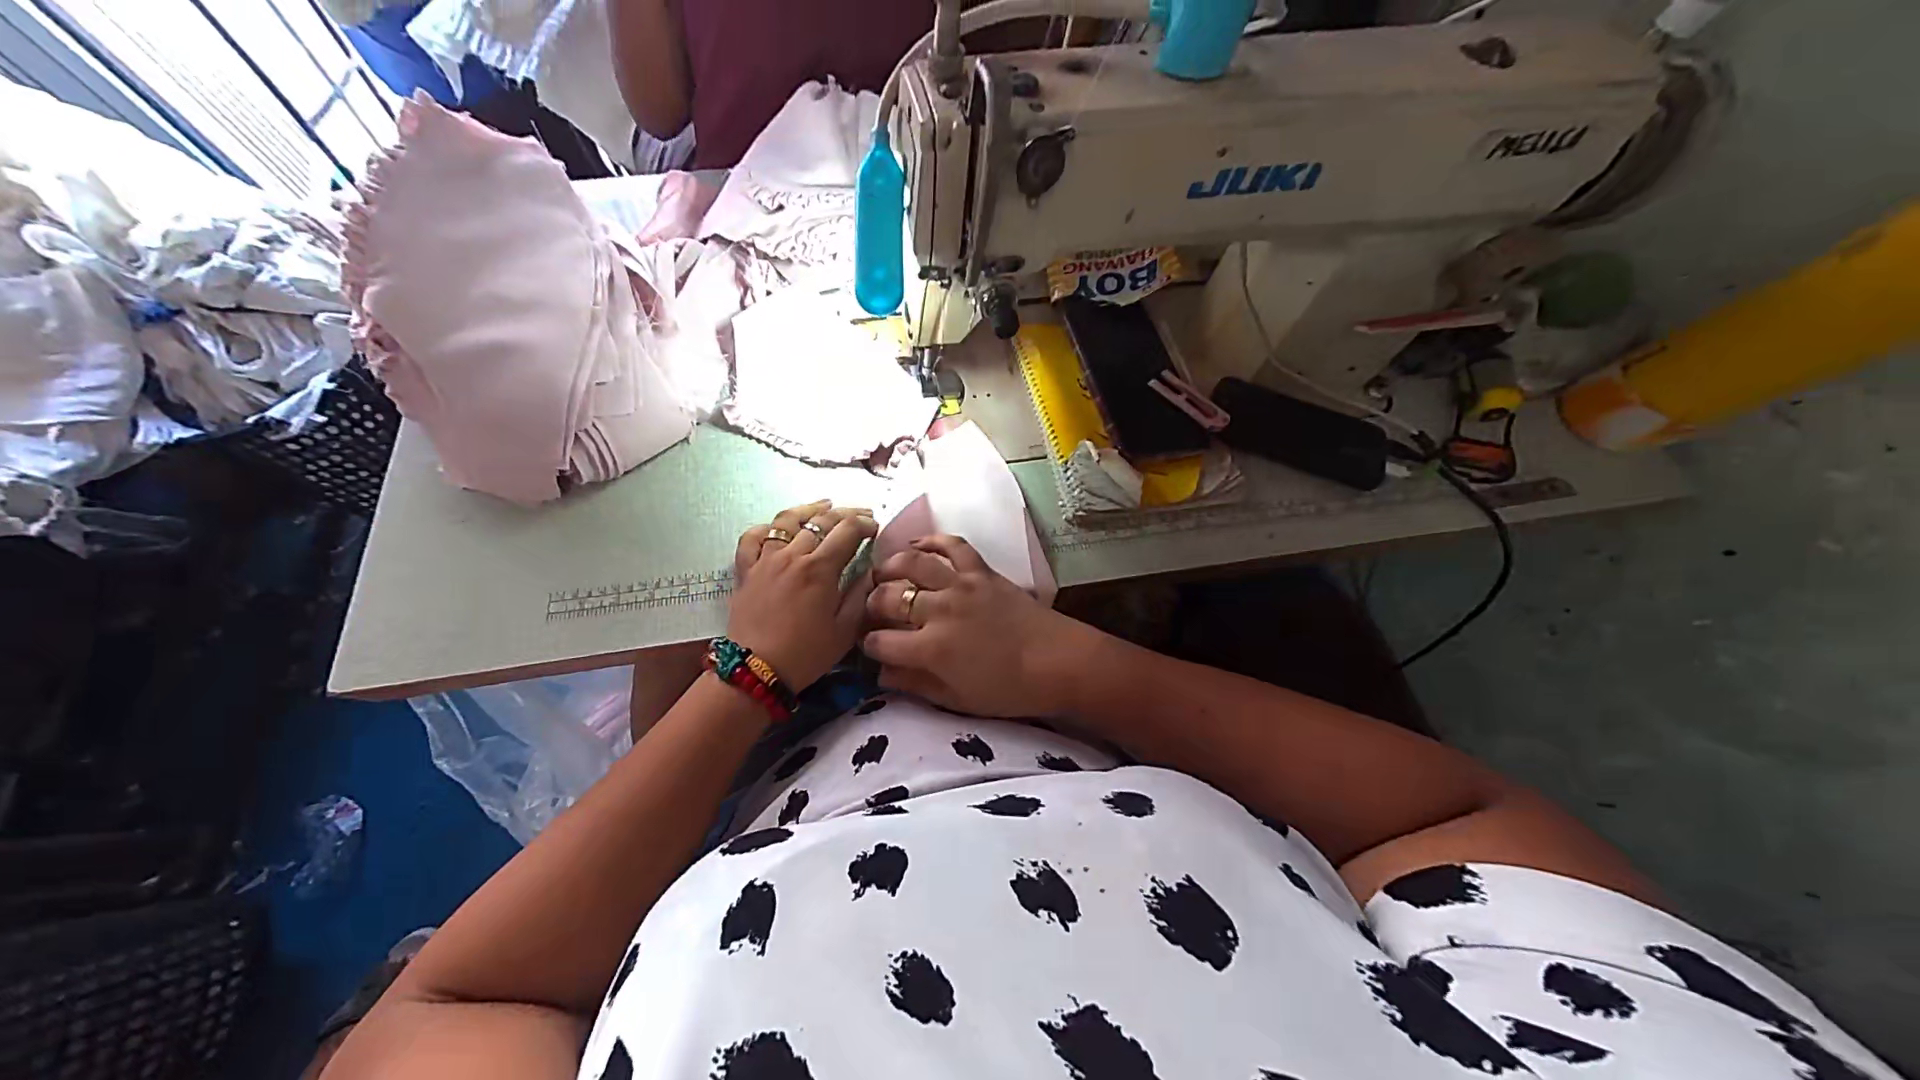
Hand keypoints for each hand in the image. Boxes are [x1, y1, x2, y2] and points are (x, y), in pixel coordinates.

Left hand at [728, 500, 876, 690]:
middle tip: (861, 515)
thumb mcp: (845, 630)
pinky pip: (752, 538)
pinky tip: (777, 526)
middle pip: (821, 520)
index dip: (865, 523)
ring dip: (809, 509)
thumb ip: (860, 595)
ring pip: (787, 520)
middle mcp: (793, 556)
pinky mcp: (746, 570)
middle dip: (846, 513)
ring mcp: (766, 560)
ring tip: (823, 506)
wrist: (757, 670)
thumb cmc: (807, 654)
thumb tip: (870, 571)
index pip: (848, 531)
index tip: (875, 527)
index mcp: (820, 569)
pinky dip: (766, 527)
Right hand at [862, 535, 1101, 717]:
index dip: (868, 645)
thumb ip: (916, 685)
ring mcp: (961, 585)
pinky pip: (953, 546)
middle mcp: (939, 611)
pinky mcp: (982, 571)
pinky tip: (918, 545)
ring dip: (890, 566)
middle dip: (870, 605)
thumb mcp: (957, 700)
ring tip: (882, 574)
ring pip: (913, 564)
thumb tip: (881, 674)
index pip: (879, 642)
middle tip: (870, 610)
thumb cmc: (1009, 690)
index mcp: (931, 649)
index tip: (870, 647)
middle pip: (887, 598)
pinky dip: (933, 541)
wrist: (1060, 662)